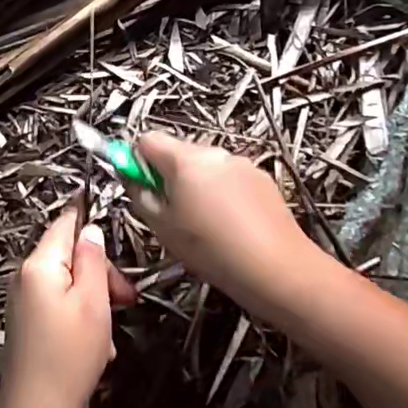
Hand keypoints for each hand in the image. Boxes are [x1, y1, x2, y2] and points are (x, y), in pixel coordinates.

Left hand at [0, 208, 131, 407]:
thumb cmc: (70, 354)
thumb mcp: (92, 302)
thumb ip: (93, 260)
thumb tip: (91, 229)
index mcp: (38, 264)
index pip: (66, 223)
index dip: (94, 230)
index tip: (119, 255)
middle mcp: (24, 276)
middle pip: (68, 255)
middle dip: (100, 274)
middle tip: (126, 300)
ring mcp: (22, 301)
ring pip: (67, 284)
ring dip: (94, 301)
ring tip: (110, 332)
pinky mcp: (26, 323)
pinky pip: (58, 306)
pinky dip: (79, 318)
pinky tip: (95, 346)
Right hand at [130, 132, 326, 317]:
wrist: (277, 269)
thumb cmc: (212, 250)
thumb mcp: (161, 226)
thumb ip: (139, 193)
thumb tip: (130, 175)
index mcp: (185, 160)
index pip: (147, 139)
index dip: (138, 161)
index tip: (143, 187)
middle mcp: (214, 153)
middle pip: (178, 152)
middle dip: (169, 176)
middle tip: (172, 213)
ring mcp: (241, 163)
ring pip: (204, 167)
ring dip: (197, 186)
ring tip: (204, 224)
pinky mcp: (262, 179)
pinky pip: (229, 178)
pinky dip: (222, 194)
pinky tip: (229, 225)